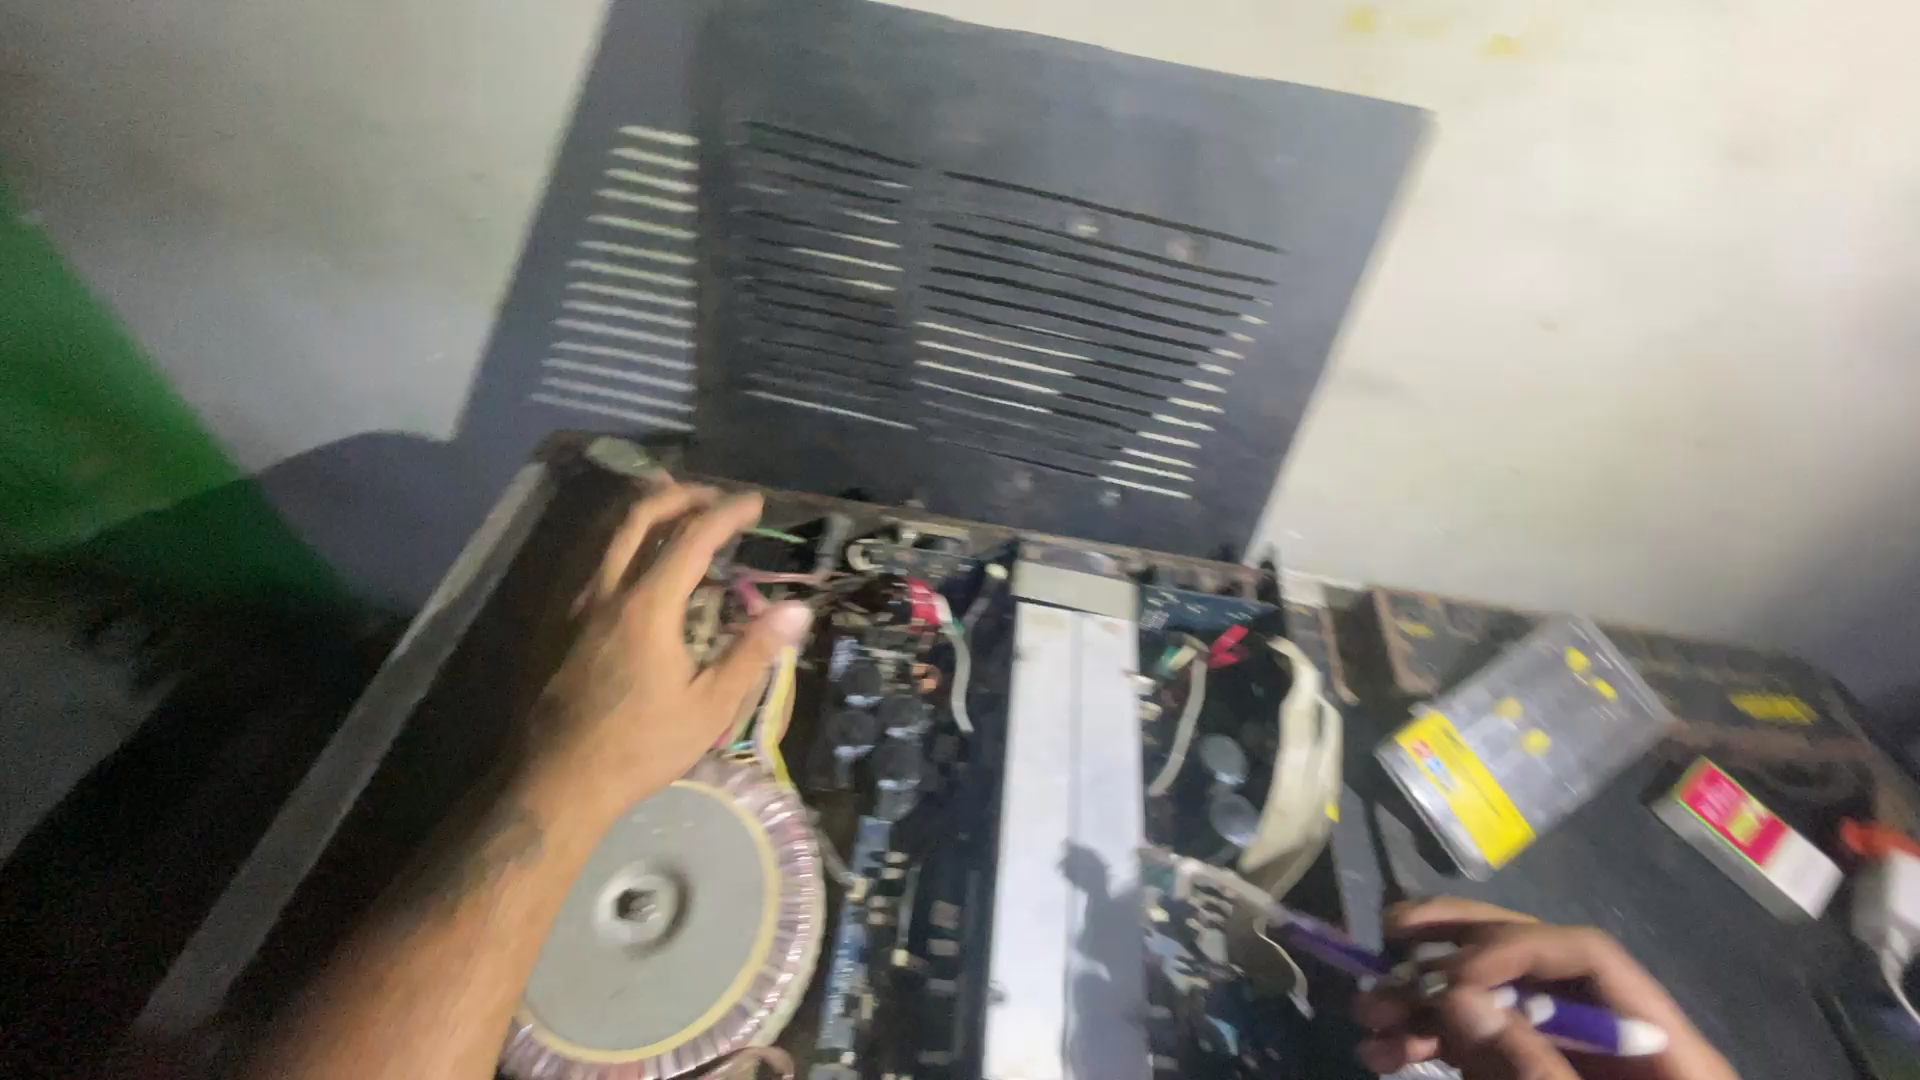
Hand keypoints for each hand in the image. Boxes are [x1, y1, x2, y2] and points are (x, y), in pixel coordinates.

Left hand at [534, 479, 811, 808]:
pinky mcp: (567, 625)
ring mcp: (581, 607)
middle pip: (640, 519)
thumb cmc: (642, 747)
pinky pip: (597, 561)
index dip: (727, 513)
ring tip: (678, 503)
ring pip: (610, 536)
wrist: (560, 782)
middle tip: (716, 496)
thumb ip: (753, 652)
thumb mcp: (711, 705)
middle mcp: (609, 594)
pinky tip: (641, 558)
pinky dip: (626, 540)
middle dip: (681, 495)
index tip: (756, 503)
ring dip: (648, 510)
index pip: (691, 539)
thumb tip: (796, 610)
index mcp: (648, 608)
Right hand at [1352, 898, 1736, 1079]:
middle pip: (1527, 958)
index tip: (1451, 975)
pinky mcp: (1522, 1077)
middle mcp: (1609, 1038)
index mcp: (1665, 1053)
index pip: (1587, 957)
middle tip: (1389, 933)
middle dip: (1450, 945)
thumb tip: (1457, 992)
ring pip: (1486, 995)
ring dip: (1419, 998)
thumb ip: (1532, 1073)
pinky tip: (1379, 1052)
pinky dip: (1422, 1038)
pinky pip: (1469, 1038)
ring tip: (1366, 1014)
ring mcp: (1561, 1057)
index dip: (1515, 949)